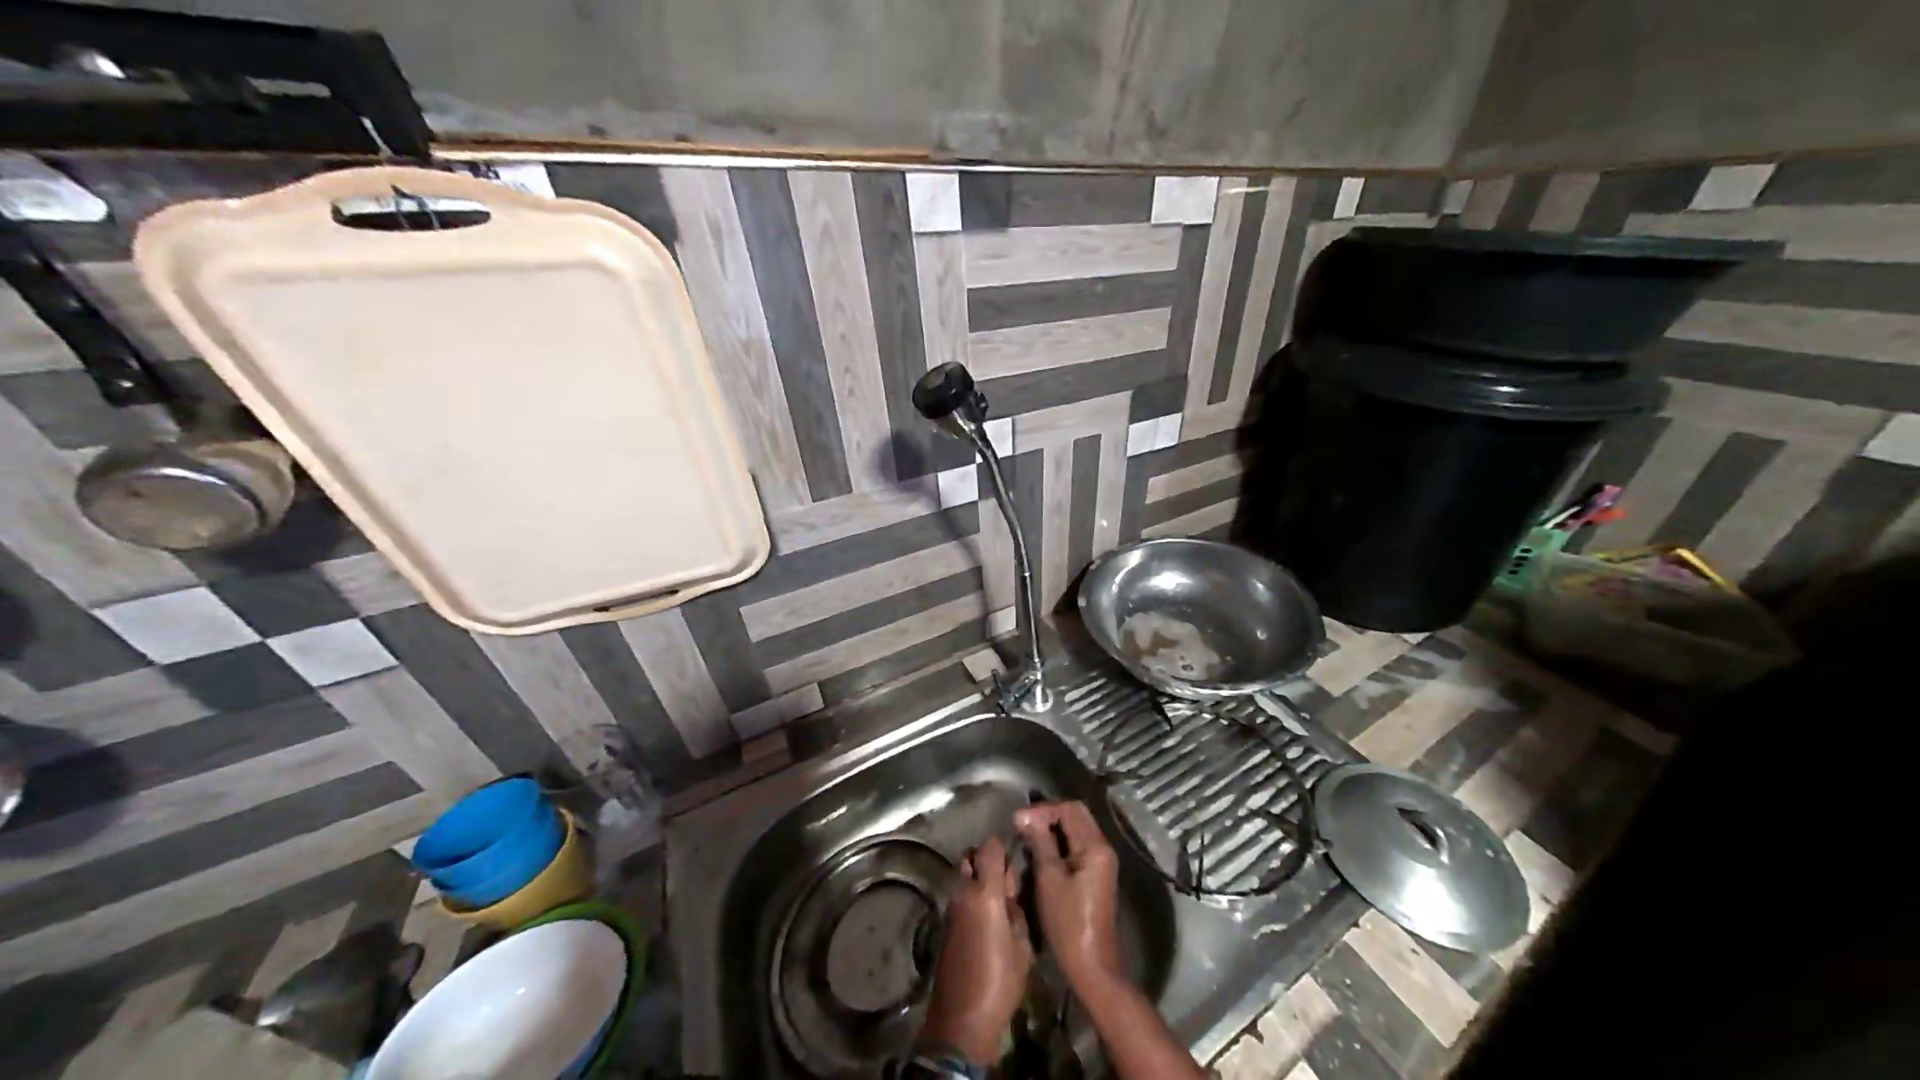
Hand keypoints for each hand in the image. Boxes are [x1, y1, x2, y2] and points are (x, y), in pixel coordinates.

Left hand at [921, 836, 1032, 1064]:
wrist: (961, 1019)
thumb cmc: (999, 981)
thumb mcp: (1022, 947)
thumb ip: (1017, 912)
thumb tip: (1010, 897)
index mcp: (984, 893)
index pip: (990, 848)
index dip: (1003, 850)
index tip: (1014, 863)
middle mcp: (963, 892)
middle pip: (970, 858)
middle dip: (987, 863)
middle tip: (1005, 887)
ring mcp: (950, 908)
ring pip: (963, 877)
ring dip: (978, 881)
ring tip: (998, 906)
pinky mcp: (945, 924)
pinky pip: (959, 897)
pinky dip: (971, 899)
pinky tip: (986, 922)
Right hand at [1015, 801, 1123, 989]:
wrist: (1091, 965)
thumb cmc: (1067, 923)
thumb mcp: (1048, 879)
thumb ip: (1040, 842)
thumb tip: (1024, 816)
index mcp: (1095, 847)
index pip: (1070, 809)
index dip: (1043, 810)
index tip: (1018, 821)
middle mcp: (1103, 848)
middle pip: (1076, 816)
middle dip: (1048, 816)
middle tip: (1022, 825)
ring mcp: (1102, 862)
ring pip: (1077, 830)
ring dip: (1052, 829)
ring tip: (1027, 836)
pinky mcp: (1096, 875)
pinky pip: (1078, 846)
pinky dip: (1059, 843)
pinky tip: (1040, 853)